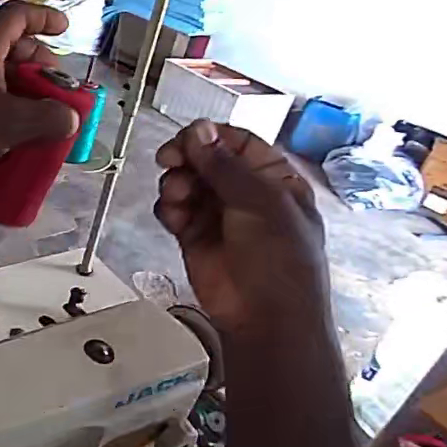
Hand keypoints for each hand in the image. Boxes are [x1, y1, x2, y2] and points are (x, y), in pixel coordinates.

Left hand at [0, 2, 82, 183]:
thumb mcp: (9, 124)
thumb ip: (48, 118)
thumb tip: (70, 118)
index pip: (18, 14)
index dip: (45, 17)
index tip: (66, 30)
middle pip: (12, 43)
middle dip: (40, 63)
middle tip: (56, 88)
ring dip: (24, 85)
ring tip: (39, 112)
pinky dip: (5, 99)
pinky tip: (13, 126)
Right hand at [154, 120, 331, 342]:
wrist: (264, 316)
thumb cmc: (278, 257)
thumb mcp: (260, 203)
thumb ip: (224, 166)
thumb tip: (198, 130)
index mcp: (272, 179)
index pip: (237, 143)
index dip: (211, 137)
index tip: (186, 138)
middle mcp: (242, 192)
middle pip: (205, 160)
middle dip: (185, 158)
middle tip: (168, 160)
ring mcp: (216, 214)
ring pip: (185, 182)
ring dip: (175, 184)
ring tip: (176, 196)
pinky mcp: (192, 235)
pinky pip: (173, 210)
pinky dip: (169, 208)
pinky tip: (173, 216)